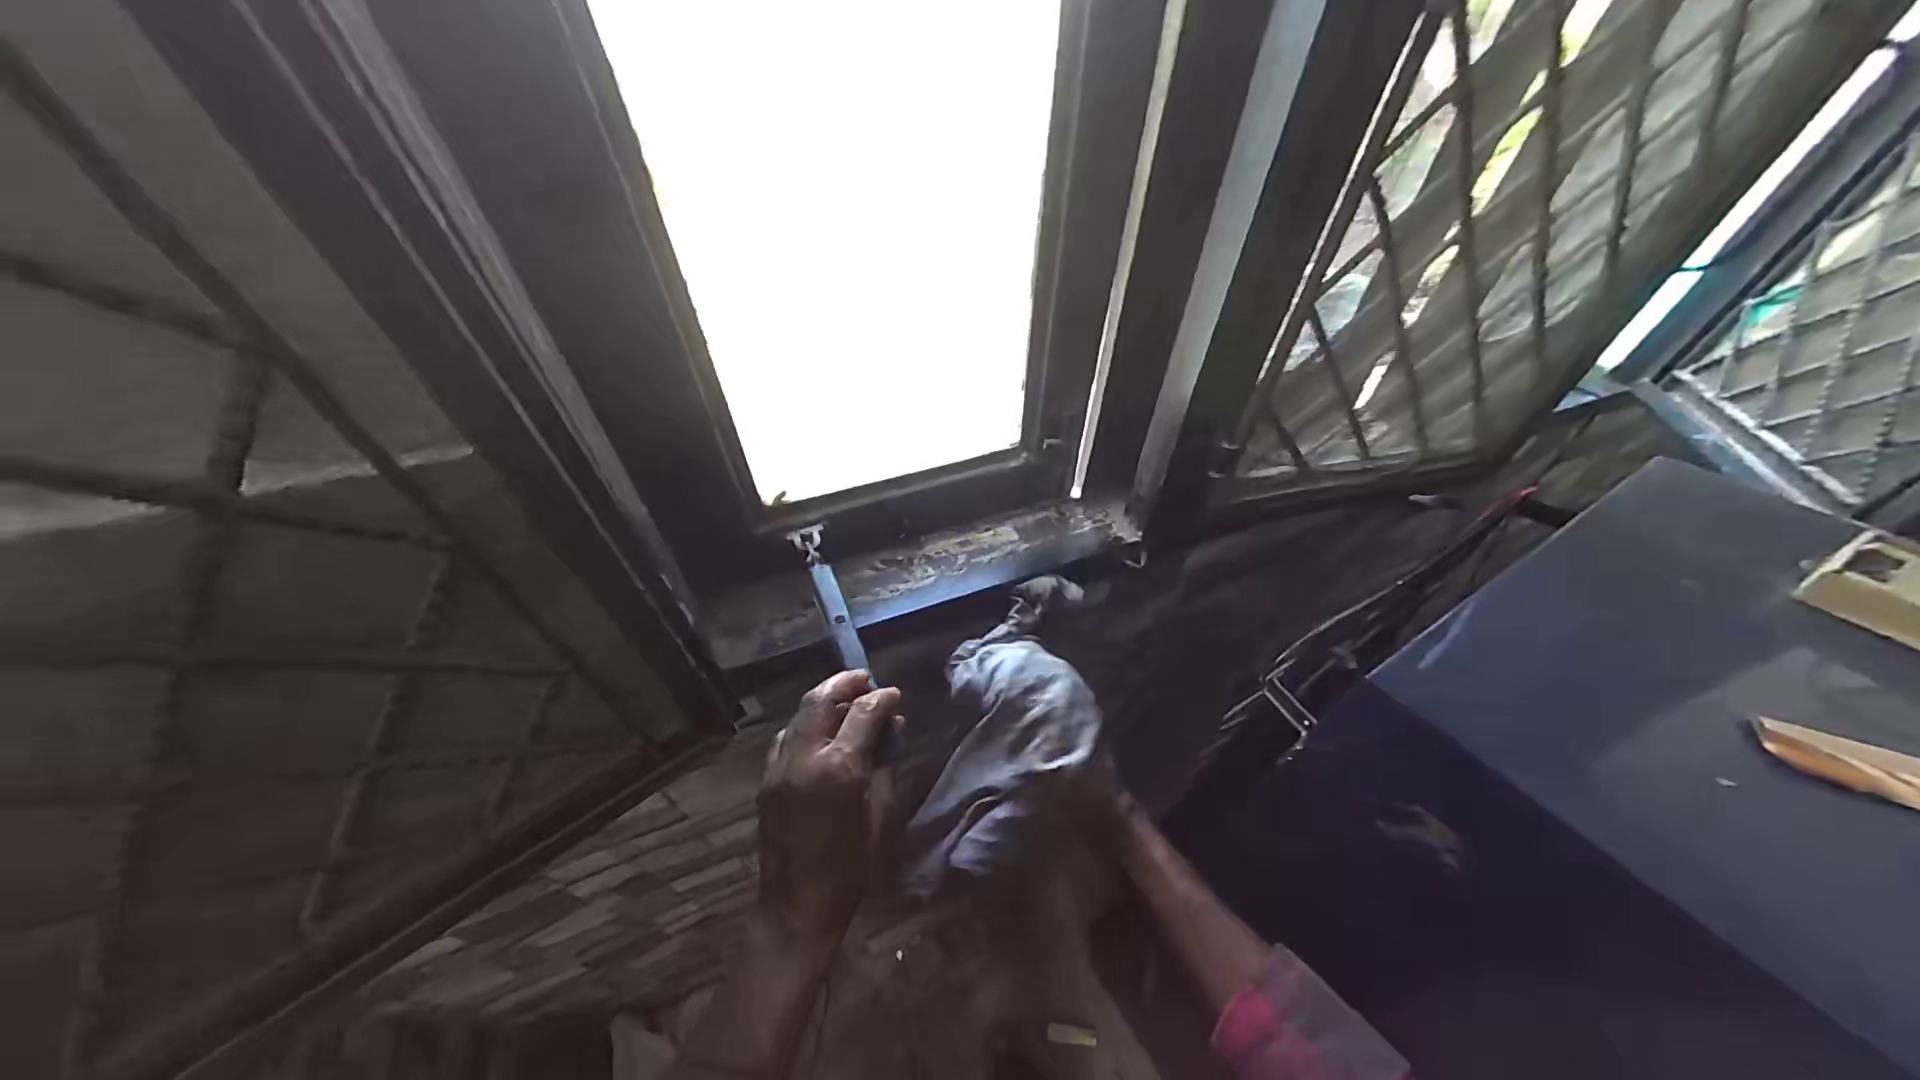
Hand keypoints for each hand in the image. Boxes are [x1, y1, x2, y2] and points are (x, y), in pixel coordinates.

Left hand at [756, 670, 901, 945]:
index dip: (882, 698)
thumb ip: (884, 764)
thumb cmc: (850, 868)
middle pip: (821, 699)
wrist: (797, 908)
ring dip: (824, 701)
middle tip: (867, 680)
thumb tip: (890, 730)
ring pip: (800, 714)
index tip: (895, 694)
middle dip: (846, 683)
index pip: (862, 713)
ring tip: (847, 701)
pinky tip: (822, 732)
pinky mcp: (766, 780)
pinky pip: (787, 737)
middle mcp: (804, 758)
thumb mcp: (879, 813)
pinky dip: (806, 724)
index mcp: (838, 768)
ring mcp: (779, 767)